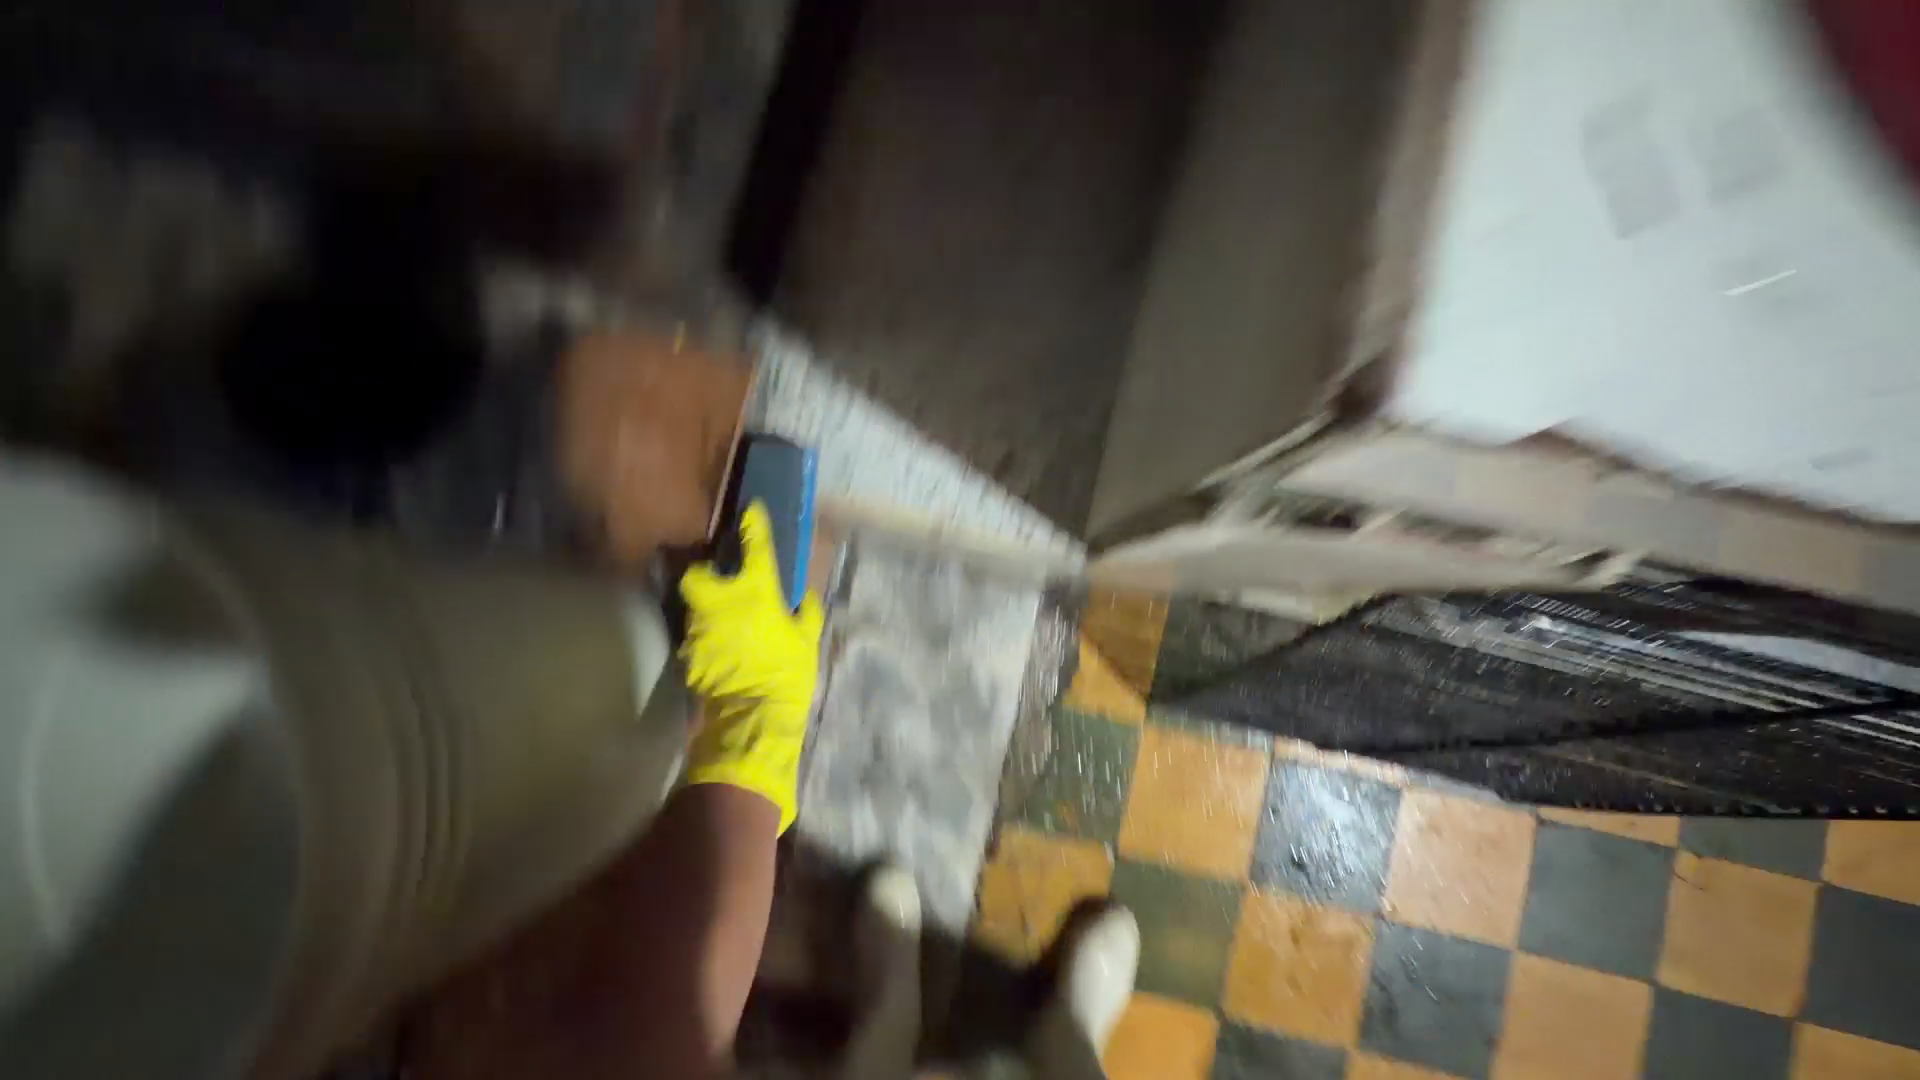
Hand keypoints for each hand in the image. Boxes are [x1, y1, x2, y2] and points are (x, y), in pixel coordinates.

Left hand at [678, 501, 825, 832]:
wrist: (754, 715)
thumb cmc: (788, 673)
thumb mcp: (808, 641)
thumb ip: (807, 614)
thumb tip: (806, 597)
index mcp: (757, 593)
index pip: (756, 548)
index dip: (753, 526)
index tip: (750, 511)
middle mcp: (721, 602)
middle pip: (696, 575)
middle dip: (701, 575)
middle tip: (715, 584)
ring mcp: (699, 627)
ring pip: (693, 607)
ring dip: (705, 610)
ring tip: (721, 624)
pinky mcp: (687, 653)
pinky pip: (695, 637)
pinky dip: (705, 639)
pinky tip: (718, 652)